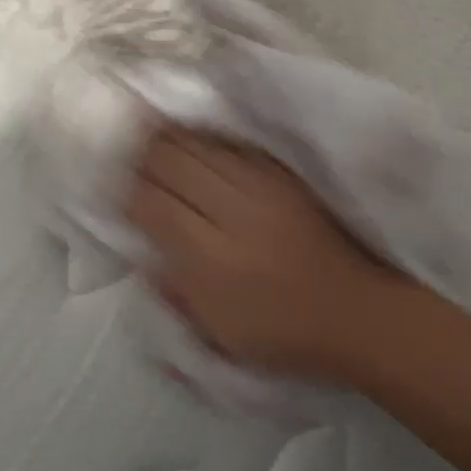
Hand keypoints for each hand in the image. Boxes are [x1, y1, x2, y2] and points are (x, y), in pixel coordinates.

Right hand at [127, 129, 391, 378]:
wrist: (355, 311)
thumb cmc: (282, 332)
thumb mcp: (217, 331)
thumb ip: (174, 289)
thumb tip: (145, 251)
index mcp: (208, 256)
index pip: (150, 203)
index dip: (126, 192)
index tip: (114, 190)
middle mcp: (229, 210)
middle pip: (169, 160)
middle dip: (140, 156)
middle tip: (126, 158)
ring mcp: (257, 185)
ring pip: (196, 143)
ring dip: (167, 138)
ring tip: (149, 137)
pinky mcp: (279, 173)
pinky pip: (228, 142)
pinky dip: (202, 138)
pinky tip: (191, 139)